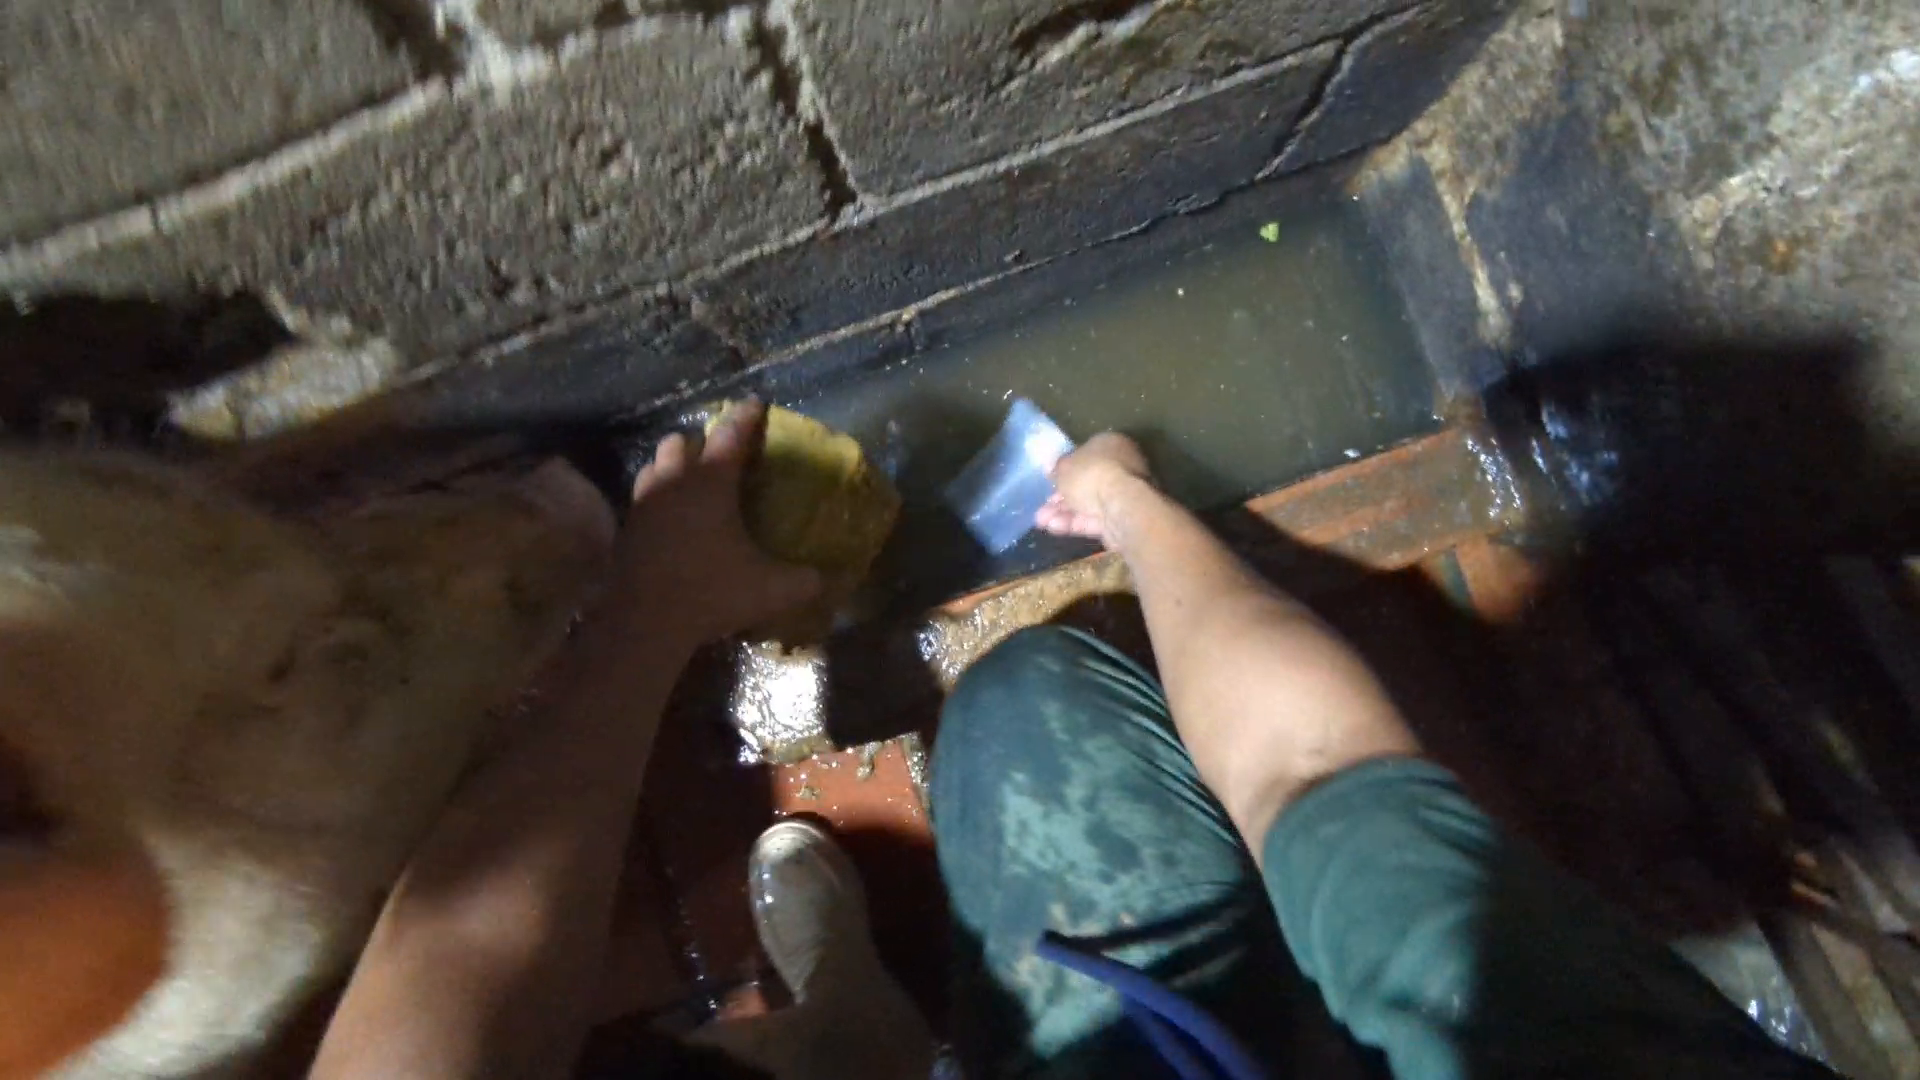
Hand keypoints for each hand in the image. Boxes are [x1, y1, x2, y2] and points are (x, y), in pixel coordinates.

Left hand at [609, 399, 821, 644]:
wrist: (645, 622)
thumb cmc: (712, 592)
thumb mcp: (771, 590)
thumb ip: (803, 580)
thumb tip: (826, 579)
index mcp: (712, 484)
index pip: (731, 436)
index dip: (746, 417)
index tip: (756, 403)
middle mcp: (674, 483)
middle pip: (682, 443)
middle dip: (701, 441)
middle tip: (720, 454)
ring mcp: (644, 504)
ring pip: (655, 465)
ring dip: (673, 465)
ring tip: (691, 481)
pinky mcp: (627, 529)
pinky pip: (642, 497)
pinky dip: (658, 497)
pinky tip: (671, 518)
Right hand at [1035, 433, 1153, 547]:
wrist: (1120, 505)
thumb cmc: (1091, 474)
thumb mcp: (1064, 466)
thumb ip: (1057, 468)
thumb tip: (1054, 470)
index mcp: (1110, 444)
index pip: (1085, 455)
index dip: (1065, 469)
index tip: (1049, 481)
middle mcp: (1120, 466)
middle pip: (1085, 483)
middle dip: (1060, 497)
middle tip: (1042, 507)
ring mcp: (1123, 494)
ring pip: (1087, 504)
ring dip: (1062, 513)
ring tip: (1041, 522)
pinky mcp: (1121, 518)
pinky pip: (1094, 519)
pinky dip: (1074, 523)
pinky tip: (1054, 528)